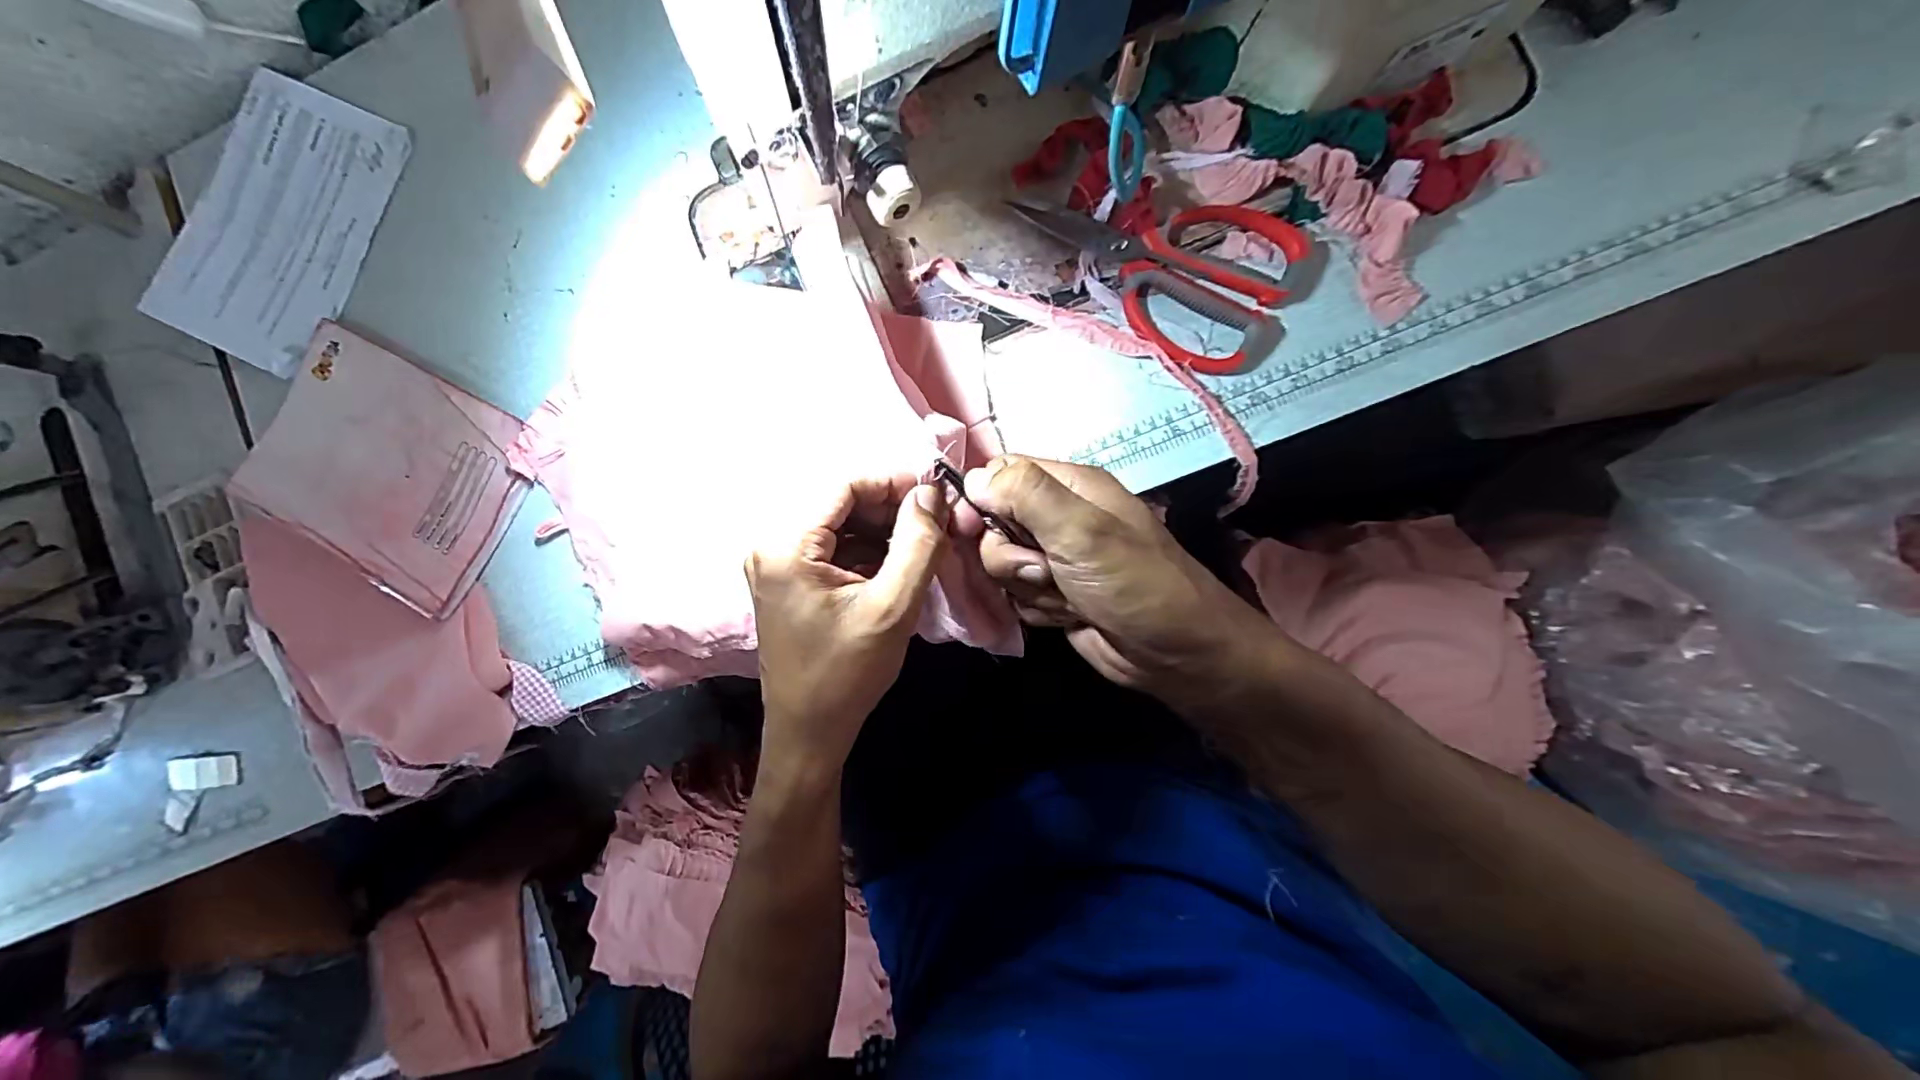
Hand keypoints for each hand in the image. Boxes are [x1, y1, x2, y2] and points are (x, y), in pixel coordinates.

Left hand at [746, 476, 948, 782]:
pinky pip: (834, 549)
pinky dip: (869, 551)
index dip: (894, 484)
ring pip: (841, 525)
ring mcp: (778, 564)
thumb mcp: (892, 608)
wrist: (809, 732)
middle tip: (938, 522)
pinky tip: (899, 564)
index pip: (844, 487)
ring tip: (926, 544)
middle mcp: (772, 546)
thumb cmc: (846, 674)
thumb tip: (932, 492)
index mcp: (785, 546)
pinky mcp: (790, 581)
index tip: (936, 495)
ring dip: (884, 530)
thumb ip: (918, 545)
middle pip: (841, 504)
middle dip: (892, 509)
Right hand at [959, 456, 1285, 715]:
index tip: (973, 528)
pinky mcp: (1054, 595)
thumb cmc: (1134, 582)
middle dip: (1010, 555)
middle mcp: (1059, 517)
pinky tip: (1068, 615)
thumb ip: (1026, 495)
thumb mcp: (1081, 529)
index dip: (980, 499)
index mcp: (1069, 486)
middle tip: (1045, 569)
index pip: (1001, 473)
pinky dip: (1037, 609)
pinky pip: (1017, 596)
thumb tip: (973, 479)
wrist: (1176, 654)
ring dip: (1027, 587)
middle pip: (994, 525)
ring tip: (1067, 596)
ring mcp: (1056, 559)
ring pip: (1002, 566)